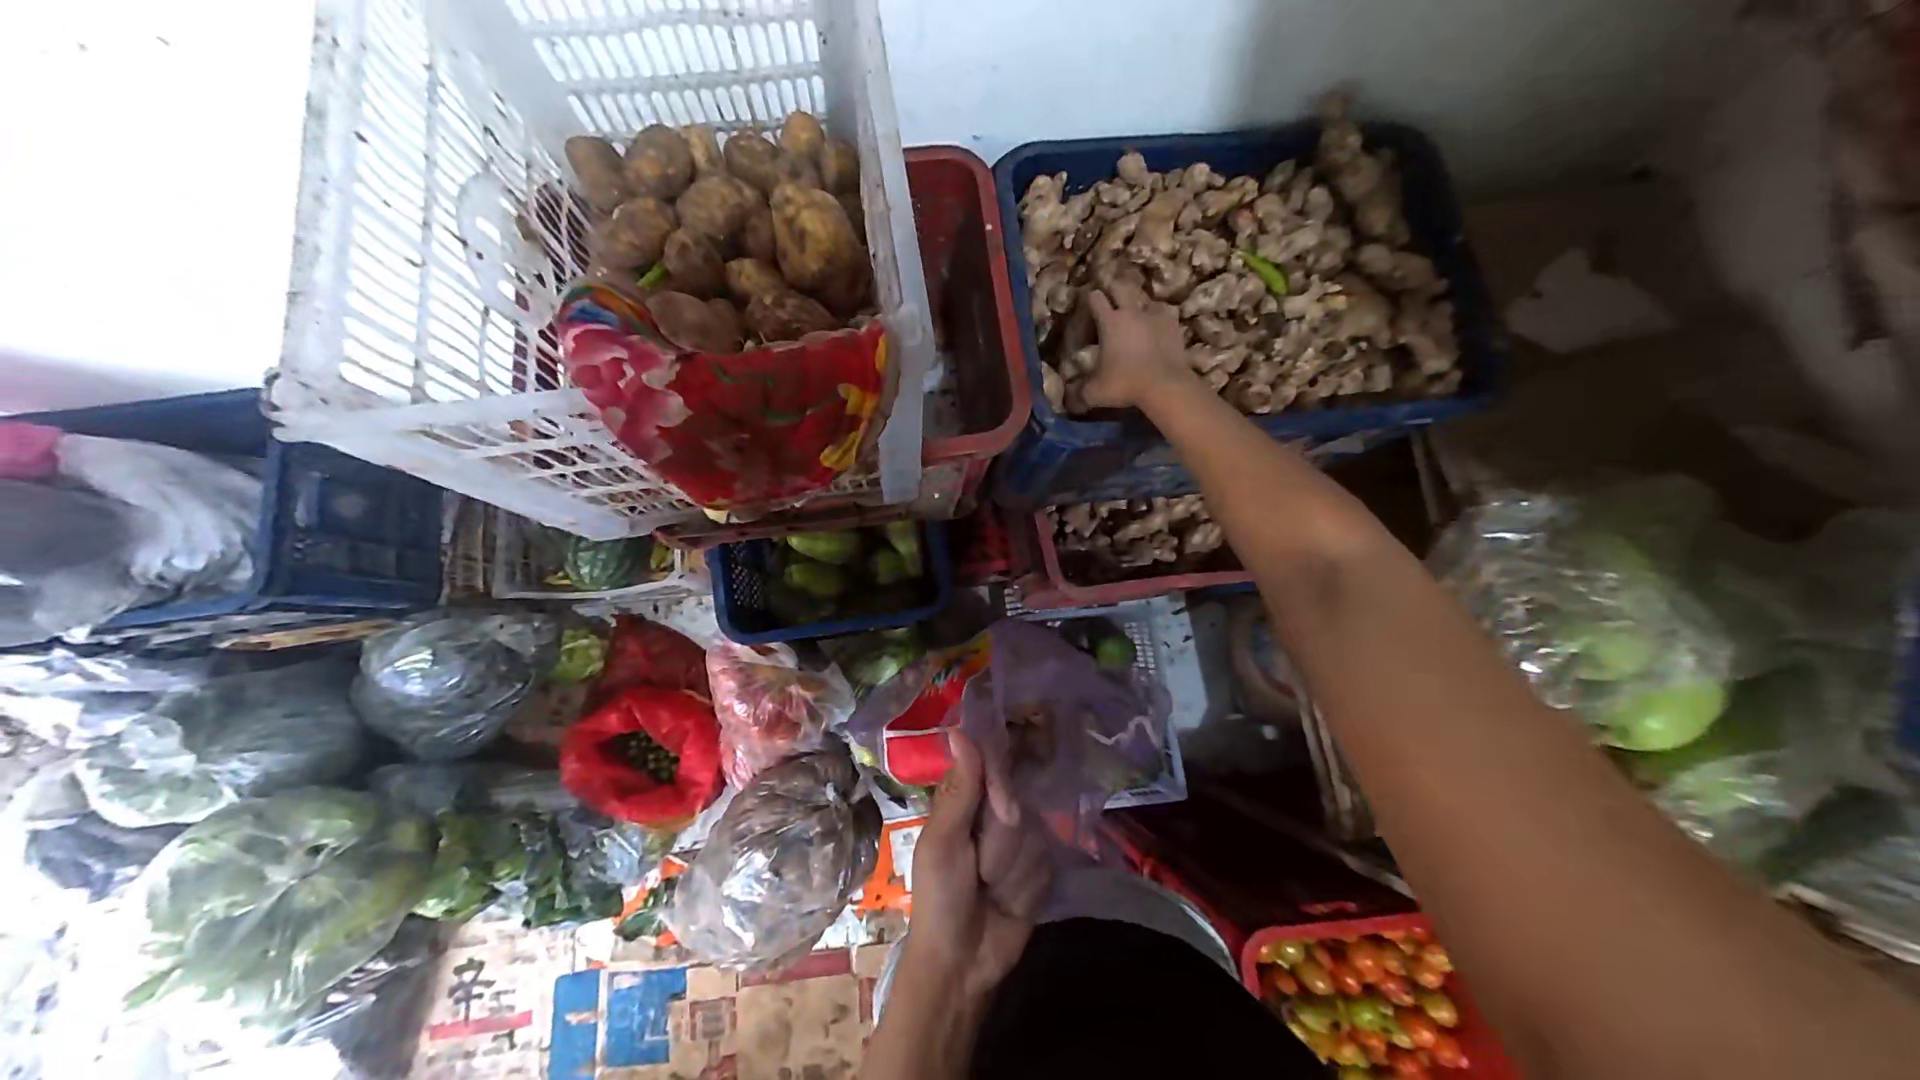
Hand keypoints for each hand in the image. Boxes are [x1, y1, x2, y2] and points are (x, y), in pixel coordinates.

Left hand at [904, 731, 1053, 999]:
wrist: (965, 962)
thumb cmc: (940, 897)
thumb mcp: (942, 843)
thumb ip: (959, 790)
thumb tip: (959, 731)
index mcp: (963, 796)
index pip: (993, 762)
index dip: (1001, 785)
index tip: (1003, 811)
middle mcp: (993, 809)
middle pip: (1017, 799)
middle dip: (999, 841)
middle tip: (979, 870)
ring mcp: (1020, 837)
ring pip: (1034, 834)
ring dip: (1010, 869)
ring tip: (990, 888)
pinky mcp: (1040, 865)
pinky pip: (1046, 860)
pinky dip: (1025, 886)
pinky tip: (1010, 900)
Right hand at [1085, 283, 1193, 408]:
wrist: (1165, 386)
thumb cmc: (1125, 384)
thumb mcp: (1095, 393)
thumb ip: (1081, 392)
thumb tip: (1071, 399)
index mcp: (1109, 322)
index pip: (1095, 298)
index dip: (1091, 299)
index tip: (1089, 304)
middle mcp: (1131, 312)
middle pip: (1121, 288)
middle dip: (1115, 291)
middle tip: (1112, 300)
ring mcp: (1155, 316)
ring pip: (1146, 301)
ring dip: (1140, 306)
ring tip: (1138, 317)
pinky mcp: (1174, 325)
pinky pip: (1165, 314)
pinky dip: (1160, 319)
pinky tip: (1158, 328)